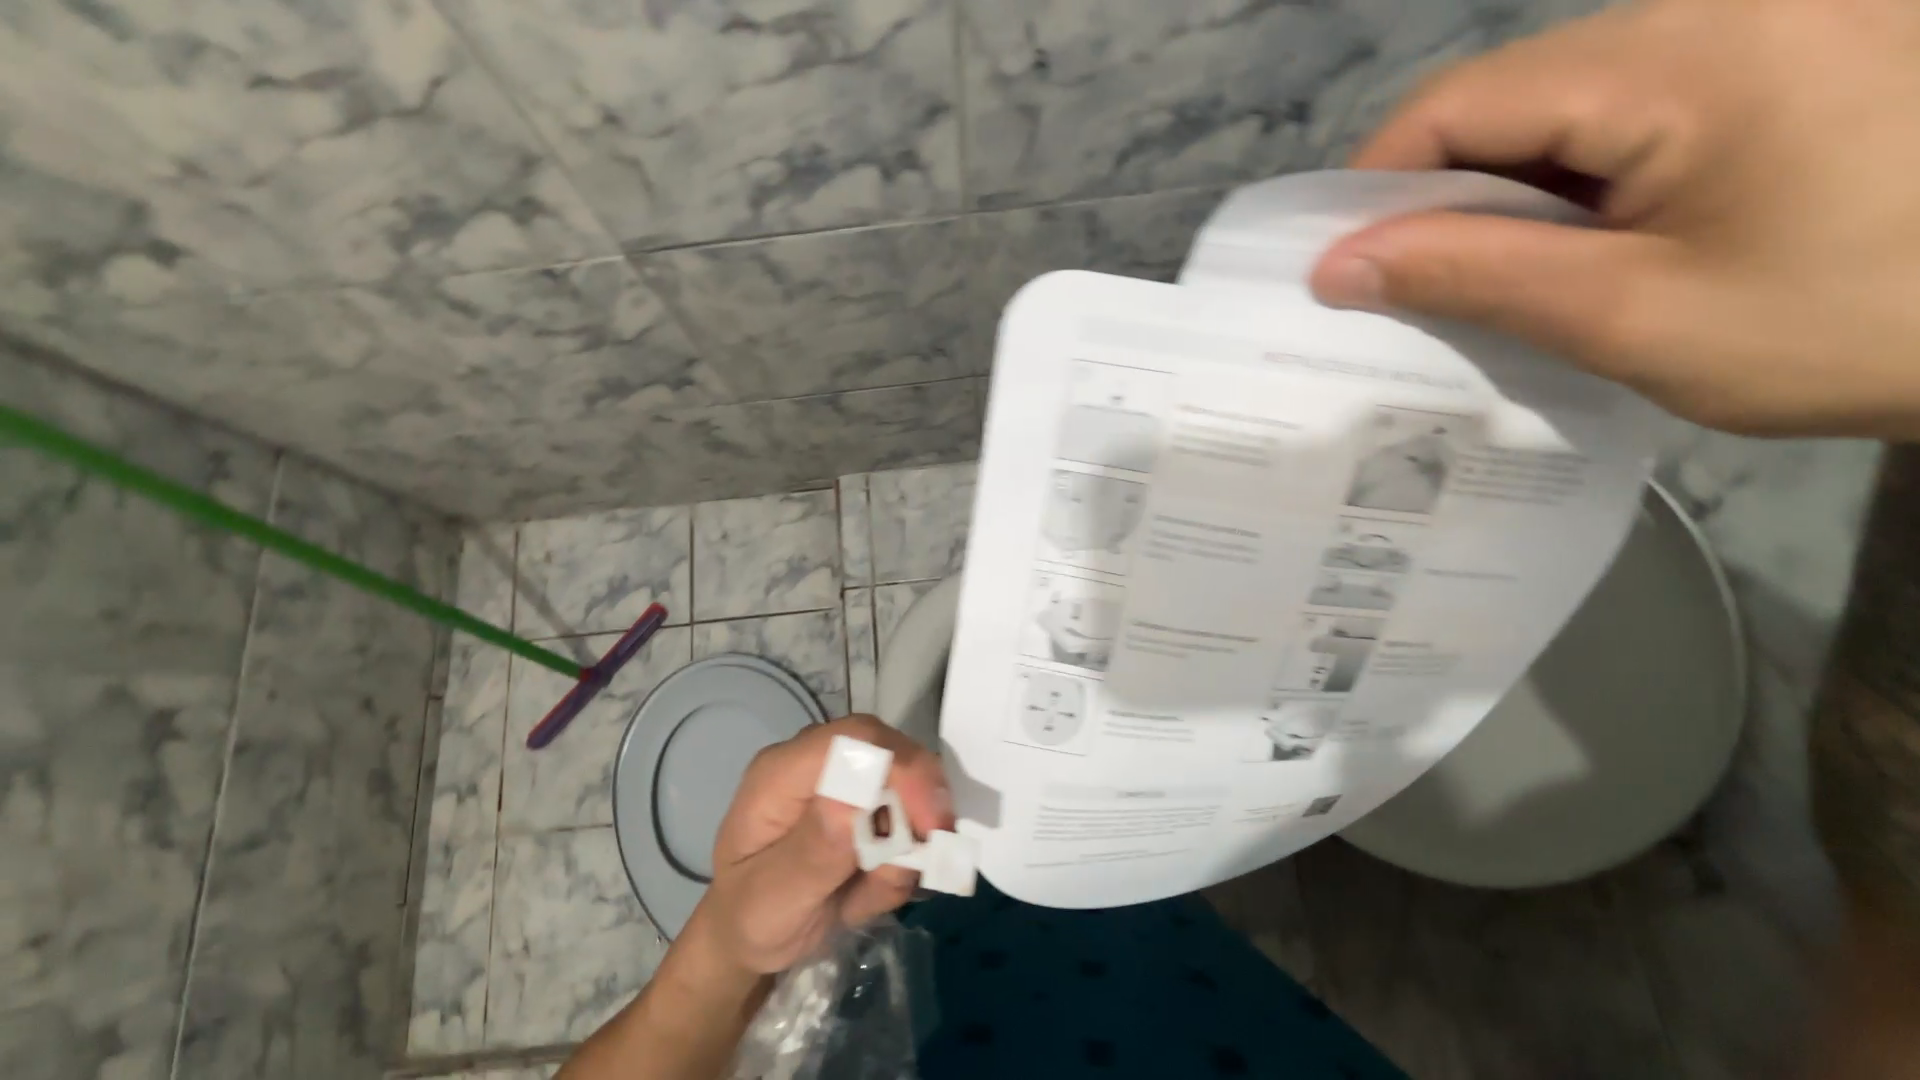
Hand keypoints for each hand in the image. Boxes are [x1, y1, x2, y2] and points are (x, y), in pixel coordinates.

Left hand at [688, 714, 951, 977]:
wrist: (751, 938)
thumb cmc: (749, 916)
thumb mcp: (772, 897)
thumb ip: (814, 851)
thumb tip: (853, 800)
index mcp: (784, 771)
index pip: (855, 739)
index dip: (903, 768)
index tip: (931, 824)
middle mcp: (818, 763)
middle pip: (893, 755)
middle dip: (916, 813)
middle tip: (919, 870)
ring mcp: (844, 781)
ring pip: (910, 793)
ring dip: (904, 851)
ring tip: (865, 897)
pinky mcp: (865, 803)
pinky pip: (909, 821)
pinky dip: (903, 861)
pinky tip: (869, 890)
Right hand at [1309, 0, 1919, 439]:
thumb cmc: (1852, 324)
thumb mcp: (1629, 316)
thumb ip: (1471, 276)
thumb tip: (1336, 266)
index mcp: (1682, 55)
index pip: (1460, 100)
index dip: (1376, 185)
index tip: (1341, 272)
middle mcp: (1713, 8)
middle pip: (1504, 96)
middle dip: (1436, 196)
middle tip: (1408, 290)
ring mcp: (1753, 25)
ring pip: (1553, 106)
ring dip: (1499, 196)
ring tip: (1489, 280)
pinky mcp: (1775, 54)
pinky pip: (1619, 112)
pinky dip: (1566, 185)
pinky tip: (1568, 247)